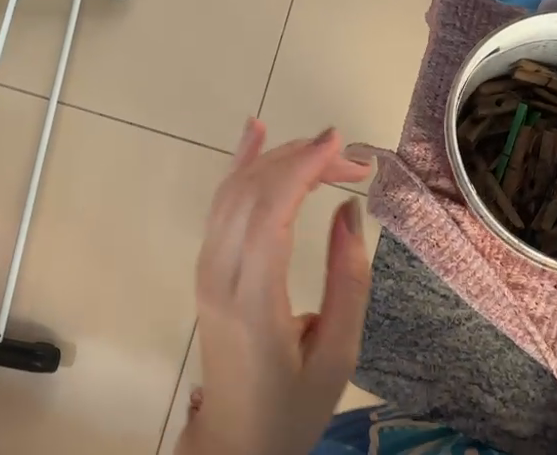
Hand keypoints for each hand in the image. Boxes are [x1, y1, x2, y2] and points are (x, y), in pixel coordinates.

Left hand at [177, 119, 373, 454]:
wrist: (236, 440)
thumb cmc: (293, 405)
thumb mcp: (338, 355)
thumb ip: (346, 280)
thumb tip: (349, 210)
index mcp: (253, 300)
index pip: (272, 211)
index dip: (304, 167)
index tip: (340, 144)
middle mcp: (220, 273)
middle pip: (253, 191)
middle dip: (301, 159)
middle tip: (350, 158)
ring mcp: (206, 266)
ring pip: (234, 189)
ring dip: (278, 158)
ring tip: (323, 149)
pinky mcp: (205, 264)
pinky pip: (221, 202)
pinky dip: (240, 163)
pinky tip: (255, 132)